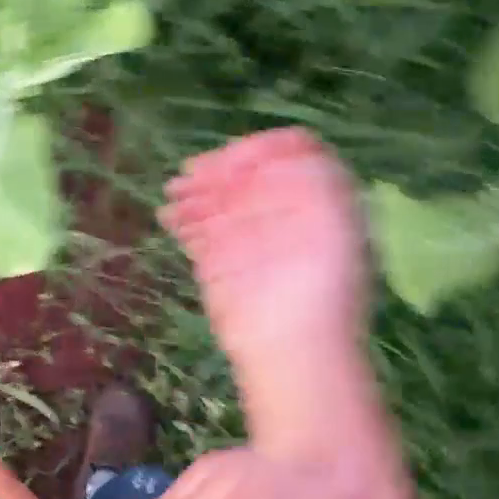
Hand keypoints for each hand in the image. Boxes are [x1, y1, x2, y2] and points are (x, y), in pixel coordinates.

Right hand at [159, 128, 369, 364]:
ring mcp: (250, 239)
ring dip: (193, 194)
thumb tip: (267, 153)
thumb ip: (307, 174)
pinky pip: (198, 232)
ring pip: (217, 200)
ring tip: (173, 199)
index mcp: (319, 198)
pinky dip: (182, 221)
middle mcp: (285, 212)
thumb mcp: (328, 218)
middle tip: (188, 177)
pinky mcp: (220, 265)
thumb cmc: (316, 286)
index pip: (289, 152)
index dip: (258, 150)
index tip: (226, 162)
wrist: (289, 348)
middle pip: (247, 174)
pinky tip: (170, 220)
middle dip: (216, 171)